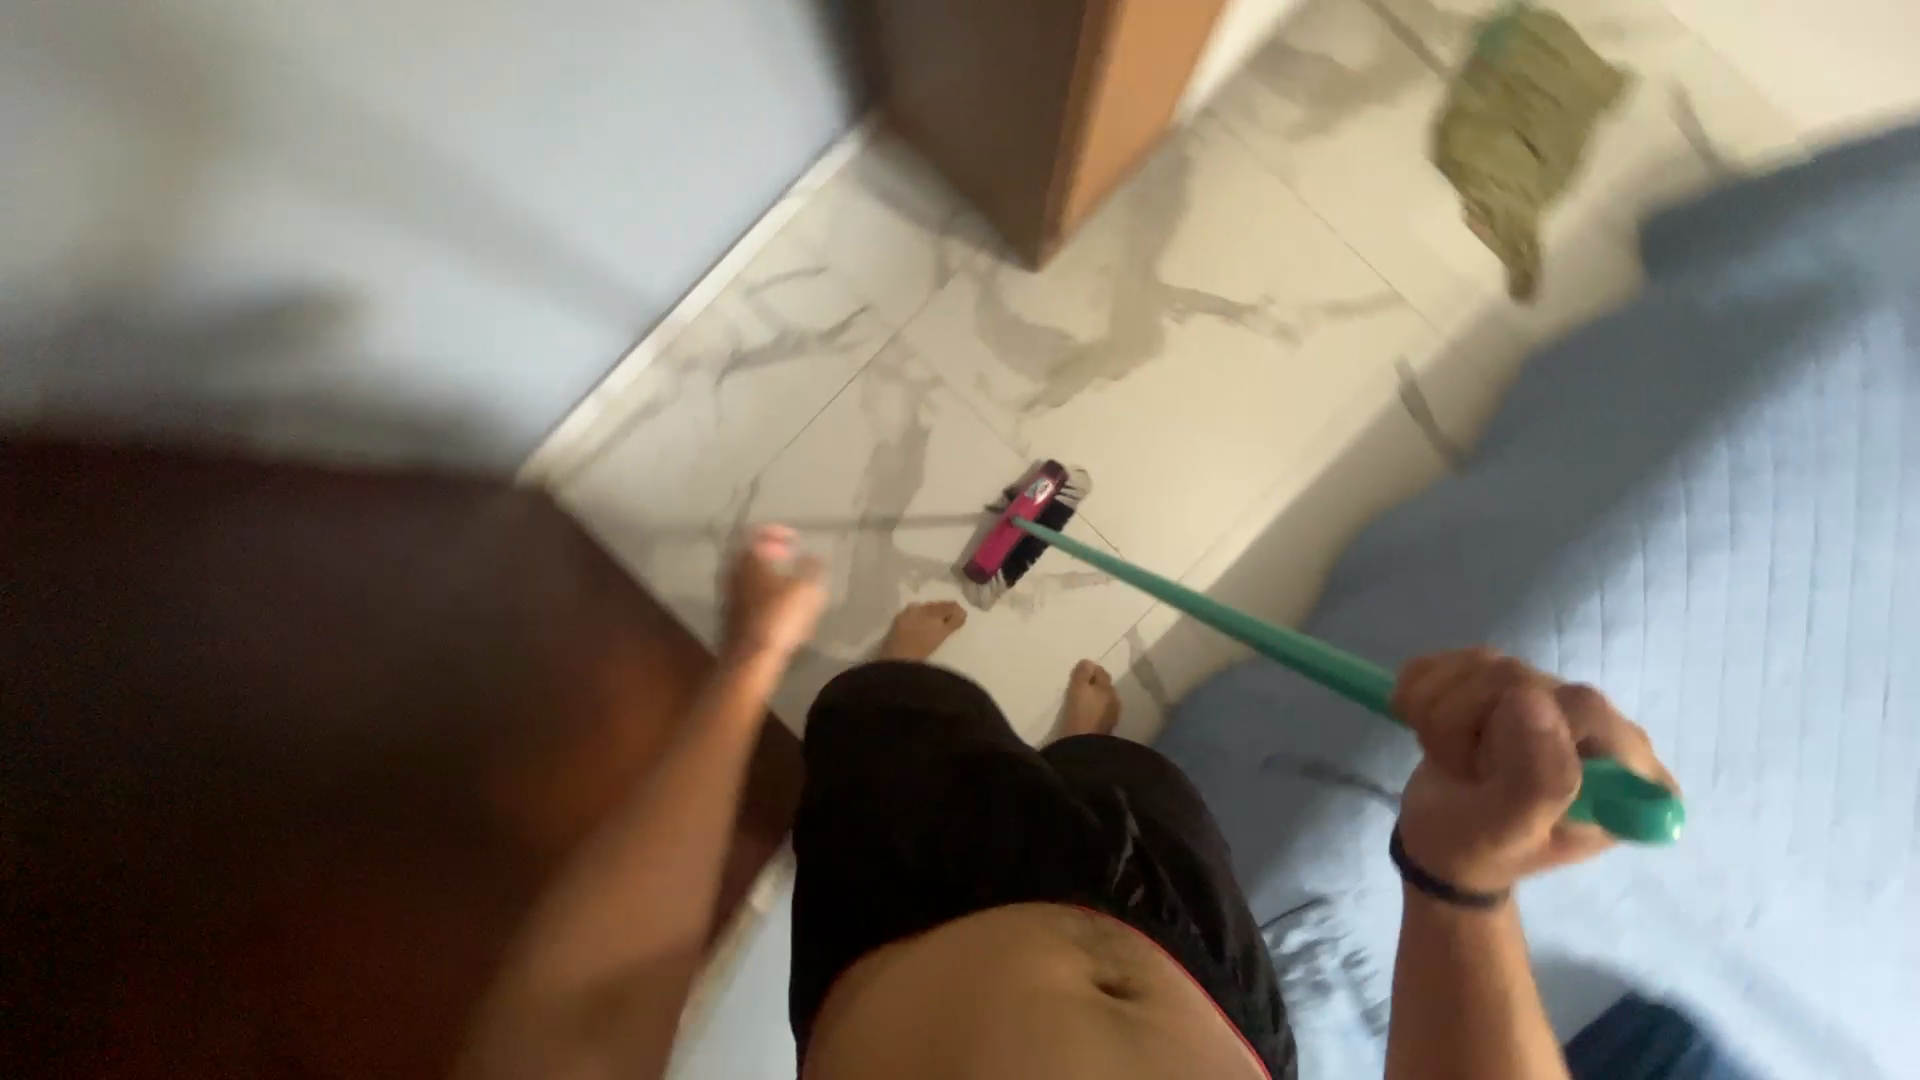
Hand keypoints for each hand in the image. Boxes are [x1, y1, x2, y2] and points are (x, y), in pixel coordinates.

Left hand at [720, 525, 825, 663]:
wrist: (750, 659)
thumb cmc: (779, 619)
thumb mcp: (807, 590)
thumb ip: (811, 568)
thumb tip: (814, 557)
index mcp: (749, 558)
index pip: (758, 533)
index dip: (777, 531)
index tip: (794, 537)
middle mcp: (733, 571)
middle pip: (749, 552)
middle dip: (770, 551)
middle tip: (788, 554)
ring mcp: (728, 594)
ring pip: (747, 573)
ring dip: (765, 571)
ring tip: (785, 578)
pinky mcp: (729, 614)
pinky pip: (746, 591)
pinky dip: (760, 588)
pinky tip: (776, 601)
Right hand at [1391, 649, 1676, 894]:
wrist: (1440, 841)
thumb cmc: (1479, 849)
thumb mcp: (1507, 833)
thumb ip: (1535, 779)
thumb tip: (1530, 697)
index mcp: (1628, 769)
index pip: (1576, 705)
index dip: (1511, 730)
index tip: (1482, 772)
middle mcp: (1598, 726)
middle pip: (1519, 677)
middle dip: (1460, 722)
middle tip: (1456, 767)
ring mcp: (1547, 699)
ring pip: (1481, 663)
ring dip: (1436, 708)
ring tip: (1444, 752)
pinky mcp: (1502, 683)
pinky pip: (1454, 658)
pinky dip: (1422, 689)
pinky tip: (1427, 725)